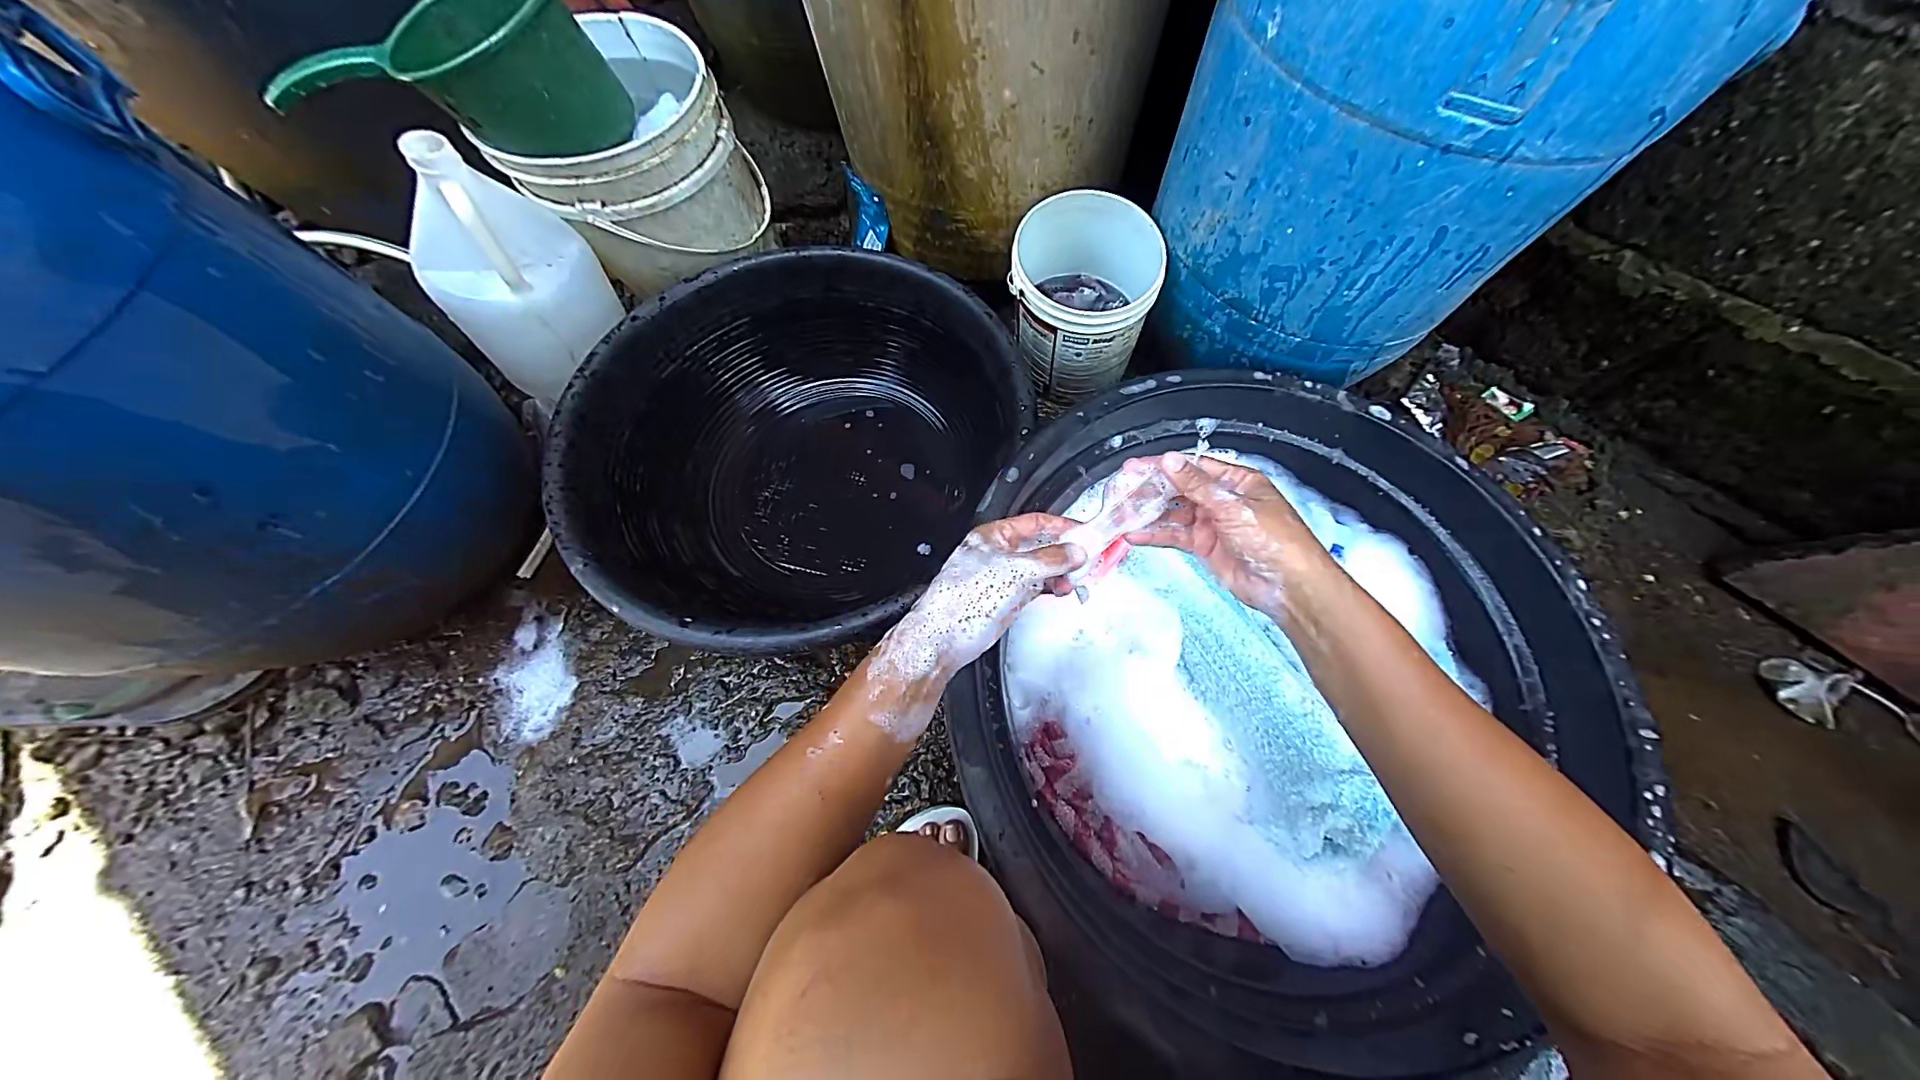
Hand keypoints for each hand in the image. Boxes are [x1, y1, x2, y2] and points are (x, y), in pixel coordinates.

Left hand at [868, 513, 1085, 693]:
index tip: (1086, 534)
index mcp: (994, 536)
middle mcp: (999, 554)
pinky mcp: (1007, 598)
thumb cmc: (962, 602)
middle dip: (1066, 552)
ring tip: (1077, 578)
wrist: (943, 640)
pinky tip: (1062, 590)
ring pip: (1042, 568)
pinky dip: (1052, 587)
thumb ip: (1050, 559)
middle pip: (1042, 545)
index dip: (1064, 526)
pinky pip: (1037, 586)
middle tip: (1089, 558)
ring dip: (1062, 572)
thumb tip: (1075, 552)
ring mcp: (1003, 577)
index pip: (1036, 522)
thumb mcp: (1016, 572)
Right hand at [1124, 452, 1329, 616]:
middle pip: (1179, 489)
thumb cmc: (1278, 543)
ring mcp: (1213, 523)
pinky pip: (1175, 536)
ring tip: (1124, 513)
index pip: (1192, 466)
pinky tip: (1136, 535)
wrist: (1289, 586)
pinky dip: (1155, 535)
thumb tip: (1172, 462)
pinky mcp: (1206, 546)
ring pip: (1173, 513)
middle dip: (1151, 490)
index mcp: (1237, 481)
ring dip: (1149, 514)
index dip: (1163, 466)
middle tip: (1124, 489)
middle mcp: (1223, 499)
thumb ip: (1197, 485)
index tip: (1137, 467)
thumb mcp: (1233, 506)